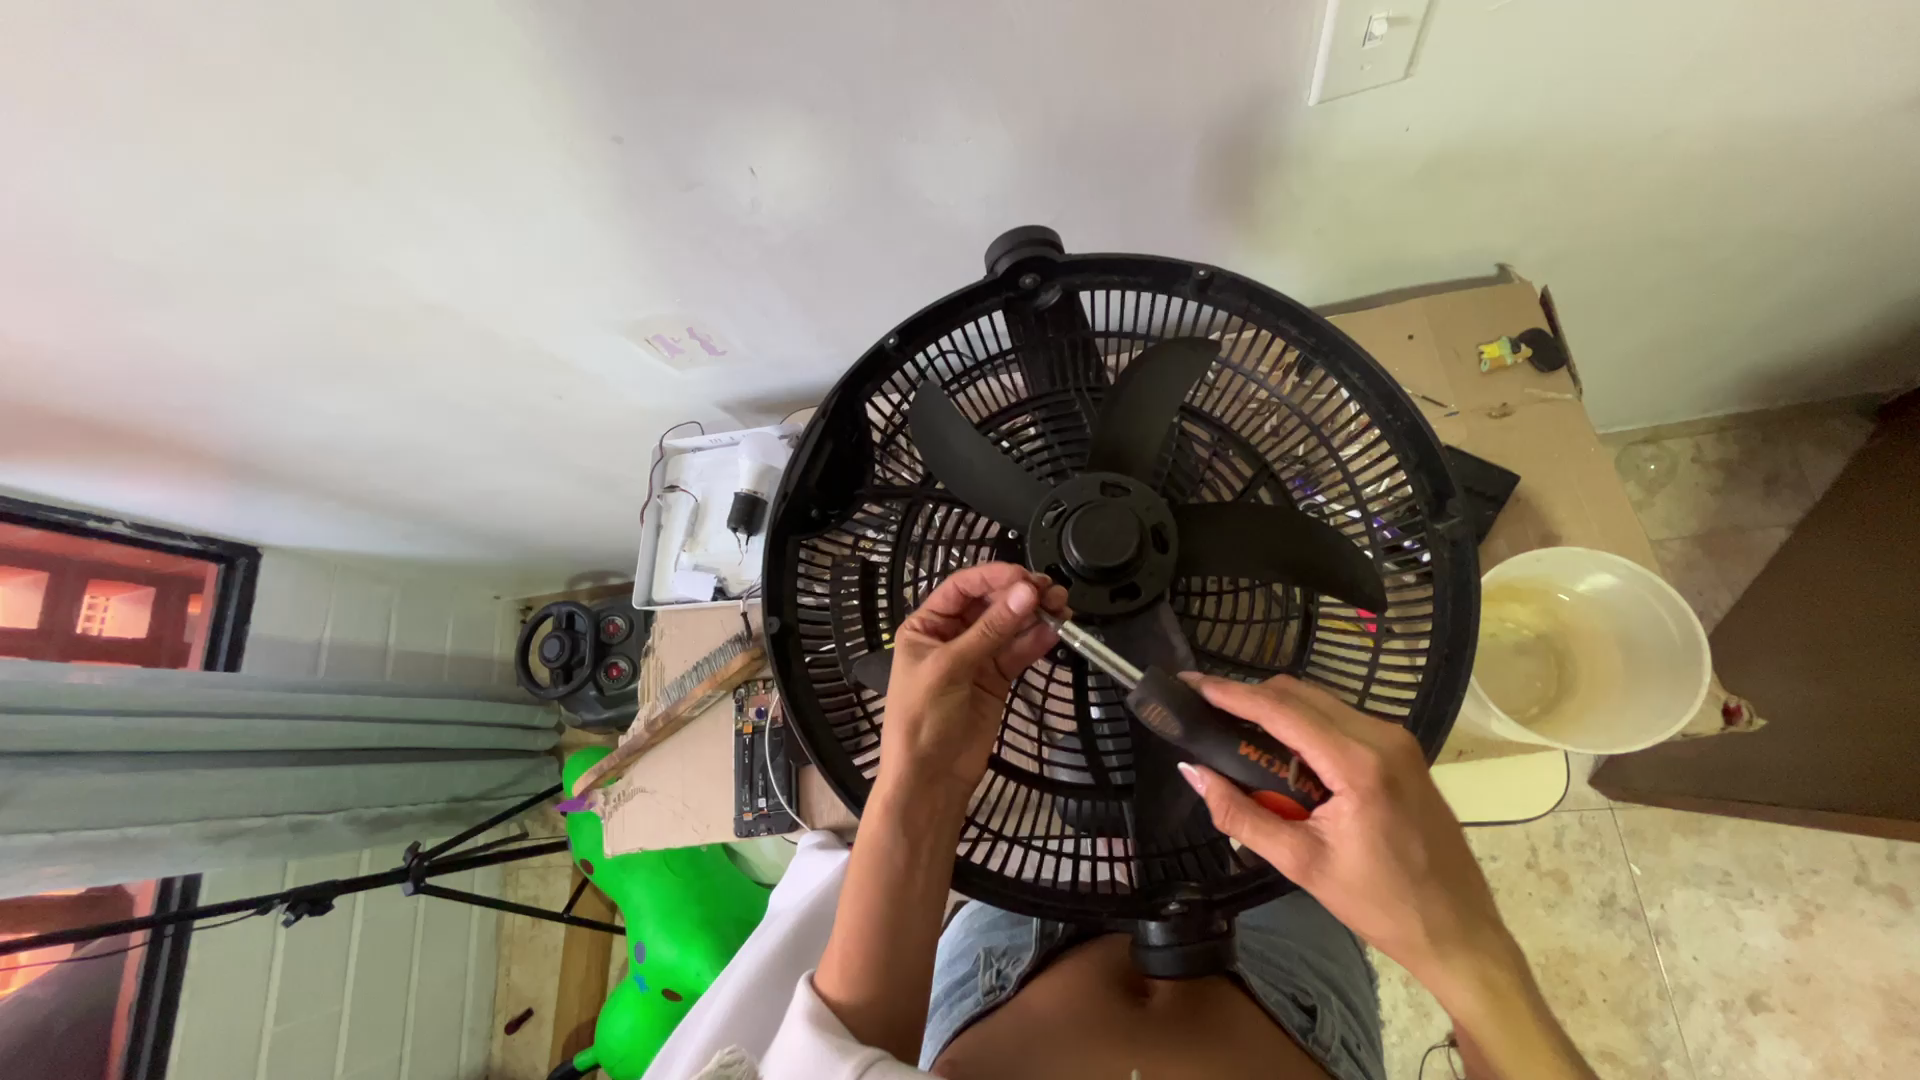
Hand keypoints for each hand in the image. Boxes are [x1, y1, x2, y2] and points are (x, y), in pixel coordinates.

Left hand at [877, 563, 1068, 804]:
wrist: (930, 779)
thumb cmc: (922, 718)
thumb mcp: (950, 668)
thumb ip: (991, 631)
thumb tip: (1026, 593)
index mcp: (927, 625)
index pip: (961, 588)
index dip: (992, 577)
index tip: (1024, 577)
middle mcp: (952, 636)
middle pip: (989, 603)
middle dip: (1019, 594)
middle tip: (1050, 591)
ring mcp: (977, 657)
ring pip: (1009, 626)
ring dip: (1034, 615)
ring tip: (1061, 607)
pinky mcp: (997, 679)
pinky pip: (1019, 652)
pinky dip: (1037, 642)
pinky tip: (1055, 632)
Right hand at [1177, 675, 1518, 987]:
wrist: (1461, 932)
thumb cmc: (1382, 904)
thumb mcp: (1301, 863)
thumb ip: (1240, 815)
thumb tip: (1193, 772)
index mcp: (1358, 763)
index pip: (1279, 709)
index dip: (1228, 692)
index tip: (1187, 684)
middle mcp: (1381, 736)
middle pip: (1297, 693)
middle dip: (1246, 696)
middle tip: (1201, 709)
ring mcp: (1396, 740)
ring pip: (1317, 701)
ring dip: (1273, 708)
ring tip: (1230, 728)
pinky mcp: (1401, 751)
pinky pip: (1337, 717)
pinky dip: (1300, 722)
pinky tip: (1277, 747)